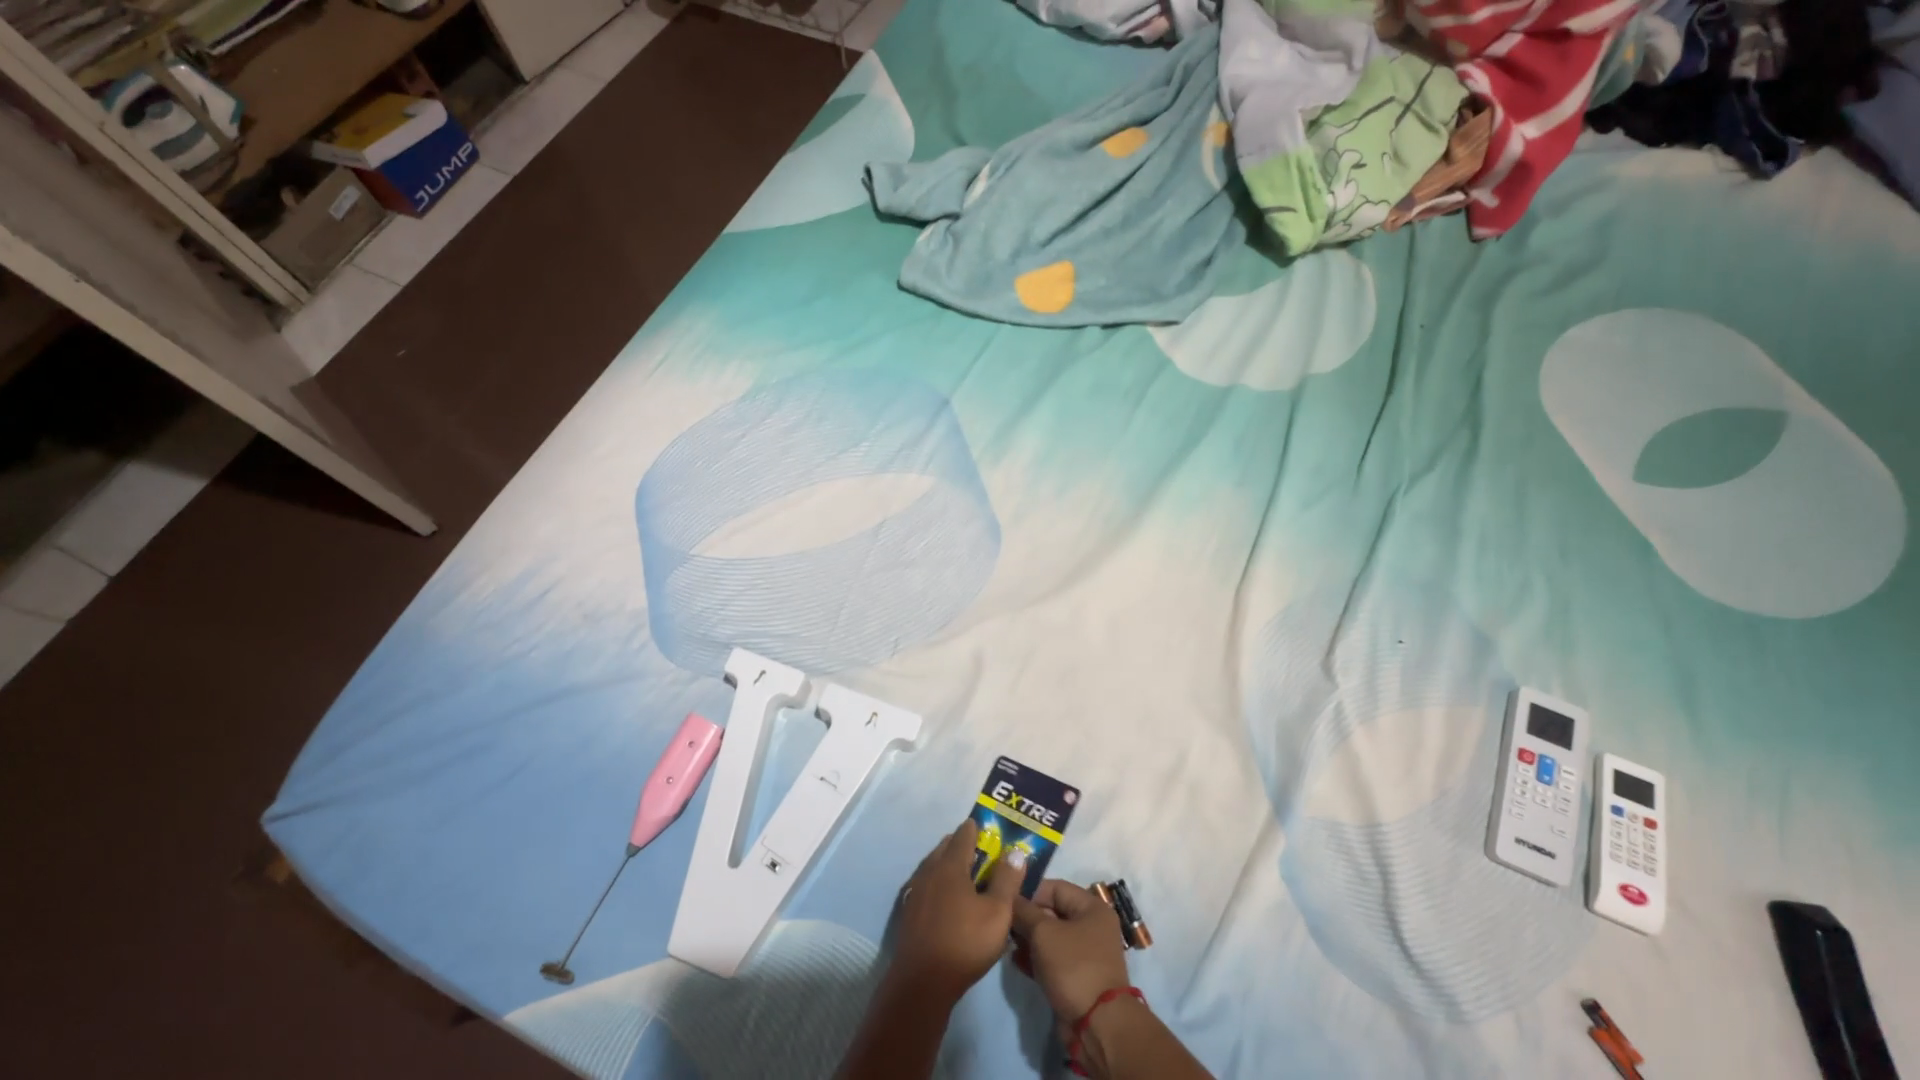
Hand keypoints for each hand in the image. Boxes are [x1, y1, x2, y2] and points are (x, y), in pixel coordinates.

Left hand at [888, 820, 1027, 1003]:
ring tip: (960, 867)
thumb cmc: (966, 942)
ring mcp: (914, 893)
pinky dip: (936, 880)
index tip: (982, 824)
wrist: (923, 981)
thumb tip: (1015, 852)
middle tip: (974, 844)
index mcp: (950, 868)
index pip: (962, 838)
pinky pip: (924, 884)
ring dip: (945, 862)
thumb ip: (1007, 880)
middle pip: (943, 849)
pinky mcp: (908, 912)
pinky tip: (942, 894)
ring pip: (931, 866)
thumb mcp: (998, 912)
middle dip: (958, 843)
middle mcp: (928, 873)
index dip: (974, 829)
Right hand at [1010, 879, 1131, 1028]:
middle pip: (1052, 912)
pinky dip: (1034, 957)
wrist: (1096, 1023)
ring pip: (1049, 937)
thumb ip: (1024, 912)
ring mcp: (1084, 953)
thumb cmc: (1073, 966)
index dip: (1029, 891)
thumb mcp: (1044, 933)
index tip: (1004, 898)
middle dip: (1026, 917)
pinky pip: (1051, 958)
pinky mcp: (1075, 975)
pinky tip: (1015, 960)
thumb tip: (1010, 898)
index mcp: (1092, 908)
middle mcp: (1091, 926)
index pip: (1055, 887)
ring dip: (1027, 939)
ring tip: (1006, 942)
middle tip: (1001, 922)